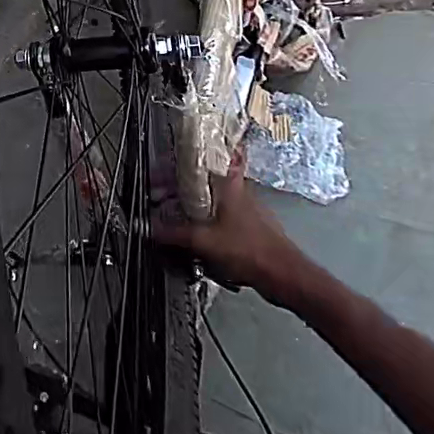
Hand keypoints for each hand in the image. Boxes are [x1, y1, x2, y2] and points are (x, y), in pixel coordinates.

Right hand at [152, 157, 311, 305]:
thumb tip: (148, 227)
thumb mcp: (204, 241)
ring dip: (189, 205)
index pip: (204, 156)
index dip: (179, 159)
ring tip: (171, 218)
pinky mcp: (248, 225)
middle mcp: (236, 189)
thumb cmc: (249, 250)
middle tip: (158, 198)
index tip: (160, 171)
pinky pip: (218, 215)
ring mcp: (244, 207)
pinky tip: (193, 236)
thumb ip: (173, 233)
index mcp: (227, 182)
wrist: (286, 276)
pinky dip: (202, 220)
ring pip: (209, 197)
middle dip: (177, 187)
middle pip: (201, 178)